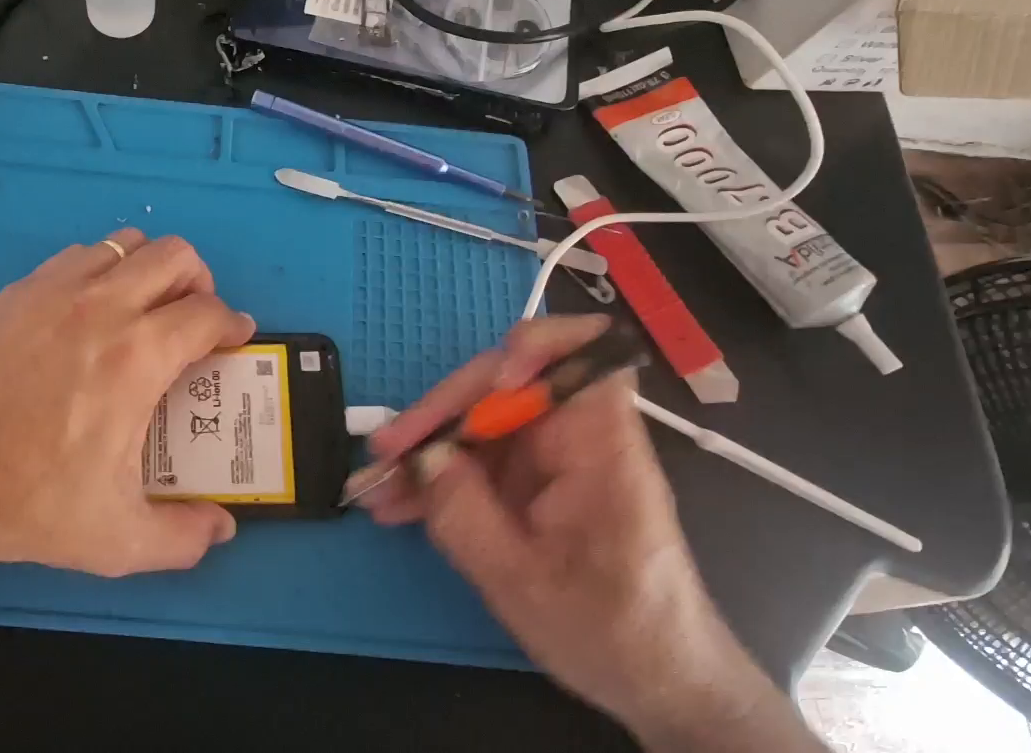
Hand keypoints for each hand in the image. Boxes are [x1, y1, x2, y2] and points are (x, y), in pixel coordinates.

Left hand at [0, 229, 251, 595]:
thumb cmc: (28, 502)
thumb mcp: (117, 540)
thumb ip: (184, 536)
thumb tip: (224, 526)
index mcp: (138, 357)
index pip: (209, 312)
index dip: (233, 323)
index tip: (235, 339)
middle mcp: (104, 306)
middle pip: (177, 255)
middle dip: (200, 283)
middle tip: (195, 320)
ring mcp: (56, 290)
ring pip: (126, 244)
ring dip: (151, 269)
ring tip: (147, 308)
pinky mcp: (19, 290)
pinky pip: (80, 255)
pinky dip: (103, 270)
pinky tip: (91, 311)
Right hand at [359, 316, 772, 739]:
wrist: (656, 682)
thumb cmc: (609, 633)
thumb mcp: (521, 581)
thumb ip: (463, 512)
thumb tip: (422, 456)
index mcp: (600, 447)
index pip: (582, 355)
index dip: (534, 349)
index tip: (488, 385)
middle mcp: (576, 438)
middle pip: (503, 388)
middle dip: (439, 414)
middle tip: (385, 452)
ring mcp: (552, 459)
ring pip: (478, 425)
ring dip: (425, 450)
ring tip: (374, 488)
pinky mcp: (533, 484)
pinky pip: (478, 461)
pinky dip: (438, 479)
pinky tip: (396, 506)